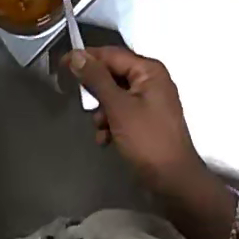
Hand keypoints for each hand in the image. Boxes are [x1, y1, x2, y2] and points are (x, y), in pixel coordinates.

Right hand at [66, 47, 237, 238]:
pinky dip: (112, 122)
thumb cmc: (148, 141)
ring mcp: (151, 101)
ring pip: (115, 94)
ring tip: (99, 127)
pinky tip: (106, 138)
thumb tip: (76, 54)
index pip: (111, 54)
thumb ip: (97, 79)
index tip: (63, 64)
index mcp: (149, 70)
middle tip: (82, 102)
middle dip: (96, 91)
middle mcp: (151, 80)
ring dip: (103, 110)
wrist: (175, 183)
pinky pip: (123, 111)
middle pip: (113, 74)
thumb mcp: (118, 108)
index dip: (86, 57)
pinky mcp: (148, 120)